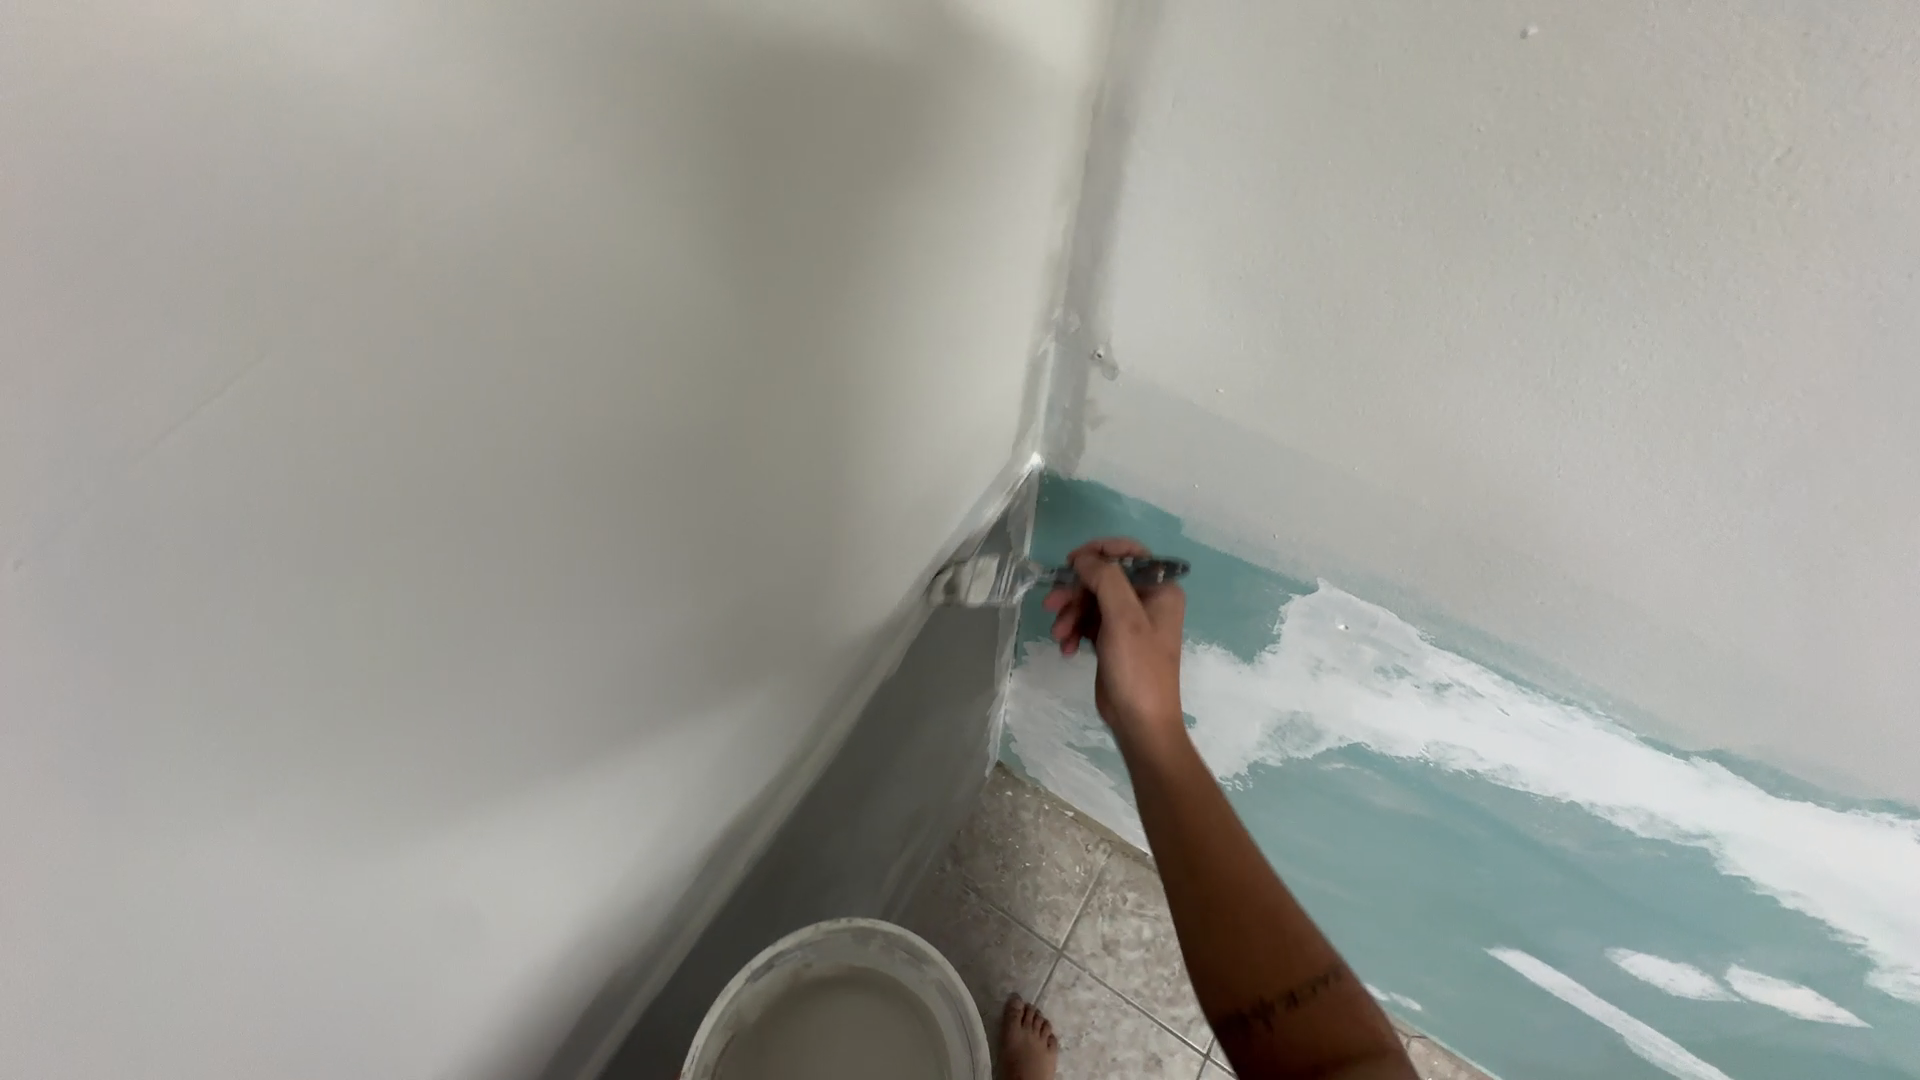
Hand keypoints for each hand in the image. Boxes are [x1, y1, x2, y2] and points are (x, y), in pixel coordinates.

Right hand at [1043, 537, 1186, 739]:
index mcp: (1160, 589)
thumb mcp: (1123, 617)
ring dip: (1071, 614)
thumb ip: (1105, 579)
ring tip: (1059, 634)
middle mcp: (1147, 599)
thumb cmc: (1138, 667)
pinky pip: (1088, 622)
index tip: (1072, 562)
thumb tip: (1084, 557)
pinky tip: (1066, 648)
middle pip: (1103, 578)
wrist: (1139, 721)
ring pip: (1091, 600)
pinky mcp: (1112, 638)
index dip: (1099, 553)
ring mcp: (1129, 620)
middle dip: (1076, 591)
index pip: (1129, 554)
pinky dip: (1074, 631)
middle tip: (1052, 603)